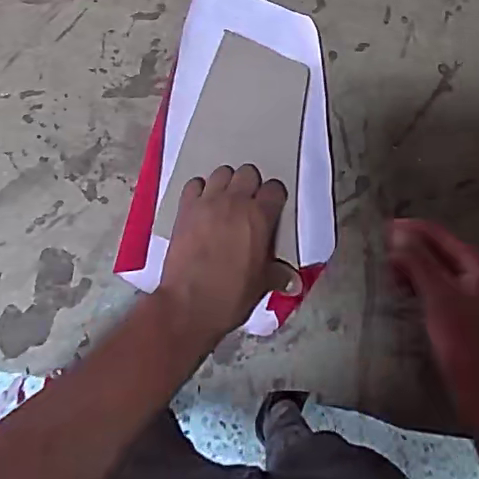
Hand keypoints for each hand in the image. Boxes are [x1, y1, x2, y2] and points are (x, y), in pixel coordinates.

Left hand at [155, 164, 286, 346]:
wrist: (188, 306)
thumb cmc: (231, 295)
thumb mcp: (262, 283)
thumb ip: (279, 274)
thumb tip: (293, 282)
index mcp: (260, 216)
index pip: (275, 188)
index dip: (274, 198)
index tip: (271, 209)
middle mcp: (236, 202)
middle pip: (248, 172)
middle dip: (250, 185)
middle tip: (248, 203)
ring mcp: (208, 203)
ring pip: (222, 173)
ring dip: (226, 183)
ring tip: (225, 201)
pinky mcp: (185, 210)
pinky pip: (194, 185)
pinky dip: (199, 190)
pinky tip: (201, 205)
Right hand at [388, 218, 478, 414]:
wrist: (477, 391)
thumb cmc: (460, 341)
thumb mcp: (437, 296)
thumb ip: (417, 262)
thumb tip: (396, 235)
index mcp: (476, 263)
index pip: (438, 234)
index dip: (410, 228)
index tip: (382, 228)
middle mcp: (477, 272)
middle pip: (437, 249)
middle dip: (409, 246)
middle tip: (380, 246)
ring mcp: (470, 292)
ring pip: (435, 267)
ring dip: (411, 264)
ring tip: (385, 265)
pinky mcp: (461, 310)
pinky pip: (435, 284)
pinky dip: (416, 281)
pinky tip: (400, 287)